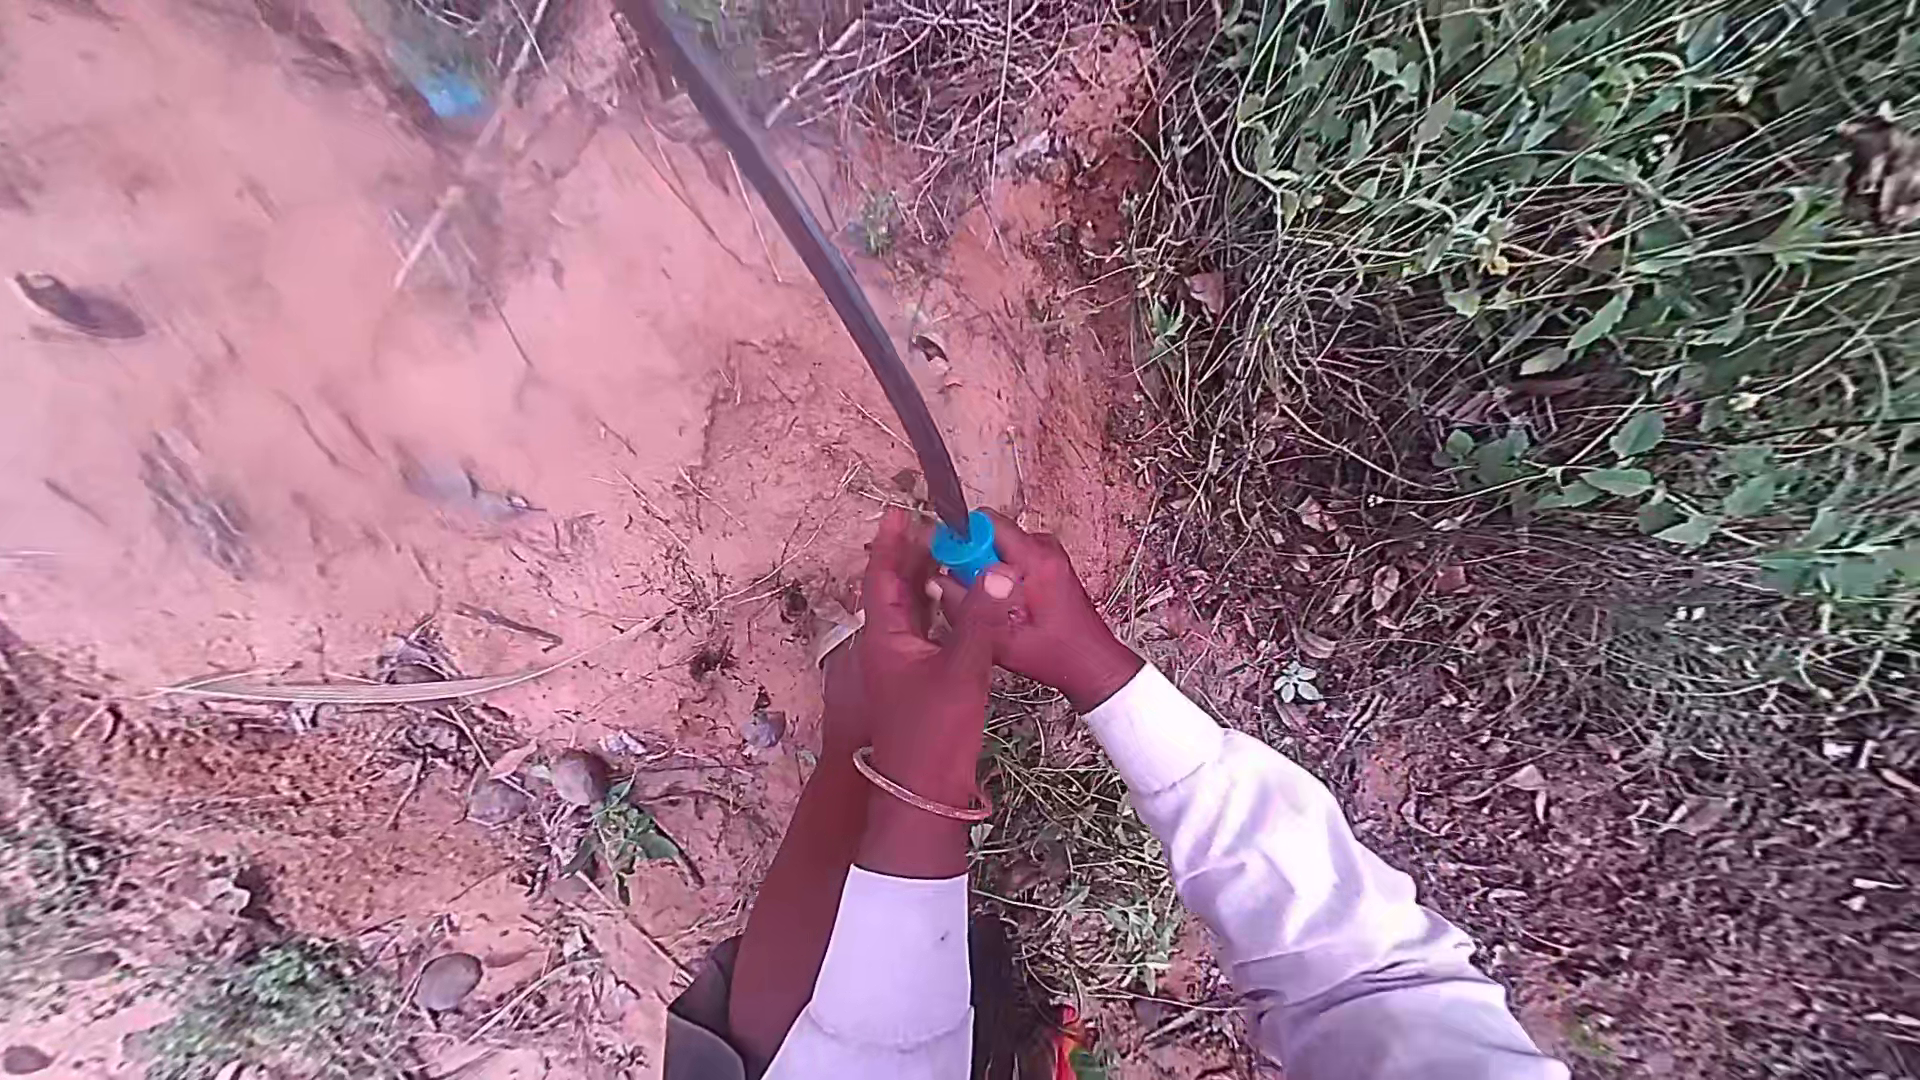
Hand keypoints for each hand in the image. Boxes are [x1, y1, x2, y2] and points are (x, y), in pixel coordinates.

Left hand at [853, 508, 1015, 805]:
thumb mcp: (960, 672)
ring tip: (953, 556)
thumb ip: (980, 620)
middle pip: (897, 590)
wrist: (925, 794)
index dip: (890, 544)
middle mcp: (888, 646)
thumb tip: (1001, 570)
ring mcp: (905, 663)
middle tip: (938, 529)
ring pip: (914, 611)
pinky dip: (944, 611)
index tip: (900, 512)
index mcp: (884, 638)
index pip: (880, 578)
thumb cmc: (933, 733)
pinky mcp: (923, 678)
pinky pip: (930, 631)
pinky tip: (964, 602)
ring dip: (930, 583)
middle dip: (914, 558)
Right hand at [934, 510, 1142, 712]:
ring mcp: (1048, 552)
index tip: (951, 564)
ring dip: (986, 570)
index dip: (961, 541)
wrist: (1091, 662)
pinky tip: (1006, 603)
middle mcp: (1044, 548)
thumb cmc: (1058, 654)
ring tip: (993, 604)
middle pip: (989, 534)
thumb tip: (937, 582)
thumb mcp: (1000, 640)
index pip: (986, 523)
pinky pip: (1011, 556)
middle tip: (973, 594)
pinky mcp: (1048, 561)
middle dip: (972, 561)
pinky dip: (1000, 574)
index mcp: (1035, 560)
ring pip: (998, 546)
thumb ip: (964, 608)